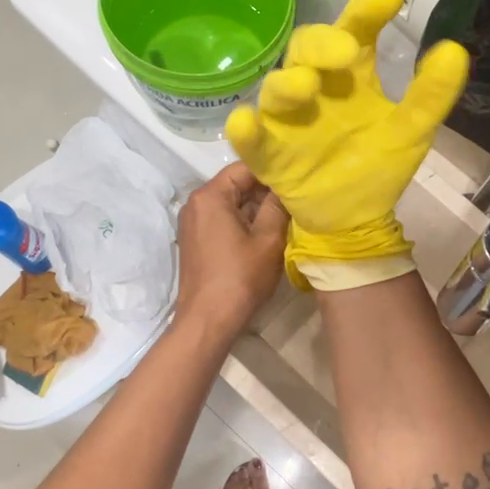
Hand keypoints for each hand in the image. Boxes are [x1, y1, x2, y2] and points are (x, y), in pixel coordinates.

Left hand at [174, 163, 288, 334]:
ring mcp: (192, 223)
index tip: (297, 180)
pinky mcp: (195, 241)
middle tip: (295, 200)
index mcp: (210, 196)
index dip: (273, 173)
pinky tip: (264, 236)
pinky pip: (222, 221)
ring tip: (285, 218)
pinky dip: (242, 223)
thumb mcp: (268, 239)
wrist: (208, 320)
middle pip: (236, 185)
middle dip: (264, 192)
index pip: (245, 169)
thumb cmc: (240, 277)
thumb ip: (277, 206)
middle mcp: (195, 203)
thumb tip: (286, 186)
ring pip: (230, 204)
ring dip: (255, 210)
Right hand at [225, 0, 468, 290]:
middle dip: (322, 45)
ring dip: (287, 84)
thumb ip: (430, 95)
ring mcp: (287, 121)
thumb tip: (456, 51)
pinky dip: (246, 133)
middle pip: (307, 50)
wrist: (354, 219)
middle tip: (346, 48)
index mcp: (350, 76)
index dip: (367, 11)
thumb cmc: (377, 165)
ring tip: (306, 84)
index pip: (355, 32)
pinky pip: (253, 143)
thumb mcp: (412, 131)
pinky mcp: (270, 157)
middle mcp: (315, 88)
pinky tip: (244, 123)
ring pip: (277, 91)